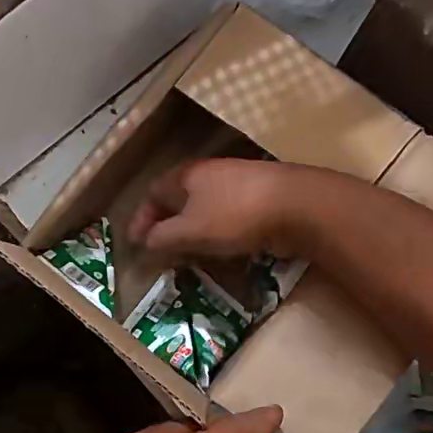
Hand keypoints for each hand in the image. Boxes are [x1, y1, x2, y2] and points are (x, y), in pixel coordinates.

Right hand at [128, 158, 314, 259]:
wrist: (296, 206)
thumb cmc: (234, 215)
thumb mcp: (189, 230)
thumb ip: (163, 237)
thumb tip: (146, 241)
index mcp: (187, 176)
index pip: (153, 193)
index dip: (141, 218)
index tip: (135, 242)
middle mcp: (209, 175)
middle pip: (178, 201)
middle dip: (166, 228)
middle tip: (159, 252)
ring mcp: (236, 186)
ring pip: (203, 212)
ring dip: (191, 234)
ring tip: (187, 256)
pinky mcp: (258, 201)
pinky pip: (226, 220)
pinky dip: (215, 236)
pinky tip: (220, 253)